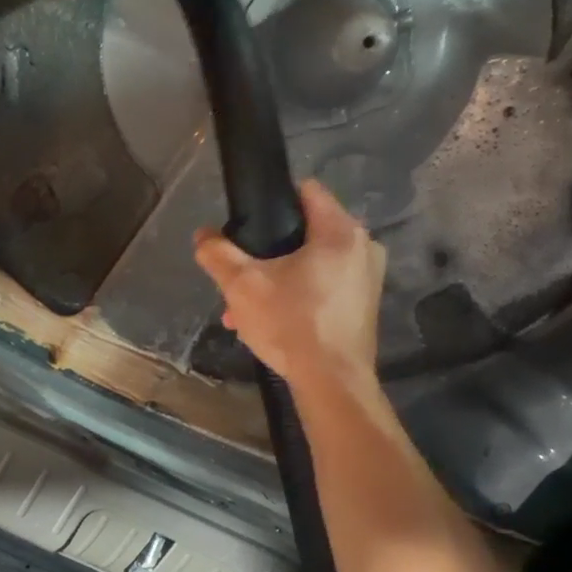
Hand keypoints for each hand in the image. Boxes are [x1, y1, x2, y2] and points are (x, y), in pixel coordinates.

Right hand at [193, 180, 386, 391]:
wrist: (331, 380)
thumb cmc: (290, 322)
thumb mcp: (241, 285)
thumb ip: (218, 254)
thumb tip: (203, 235)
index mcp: (340, 232)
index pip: (306, 191)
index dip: (273, 199)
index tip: (247, 219)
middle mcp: (363, 247)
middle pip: (305, 231)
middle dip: (268, 250)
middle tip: (240, 273)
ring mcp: (367, 278)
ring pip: (311, 263)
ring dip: (277, 278)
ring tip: (245, 305)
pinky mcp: (363, 304)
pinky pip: (323, 286)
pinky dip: (297, 295)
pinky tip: (270, 320)